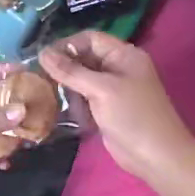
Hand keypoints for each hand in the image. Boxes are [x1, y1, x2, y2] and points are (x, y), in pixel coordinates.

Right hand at [39, 31, 194, 179]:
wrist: (156, 156)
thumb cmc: (133, 116)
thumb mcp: (101, 89)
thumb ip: (70, 71)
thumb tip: (42, 53)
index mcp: (124, 55)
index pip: (90, 38)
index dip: (66, 44)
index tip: (43, 58)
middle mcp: (118, 67)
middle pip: (84, 57)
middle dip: (63, 65)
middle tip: (39, 76)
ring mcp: (113, 88)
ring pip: (81, 77)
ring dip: (65, 84)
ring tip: (46, 92)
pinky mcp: (106, 107)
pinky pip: (84, 95)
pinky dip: (72, 99)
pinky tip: (59, 106)